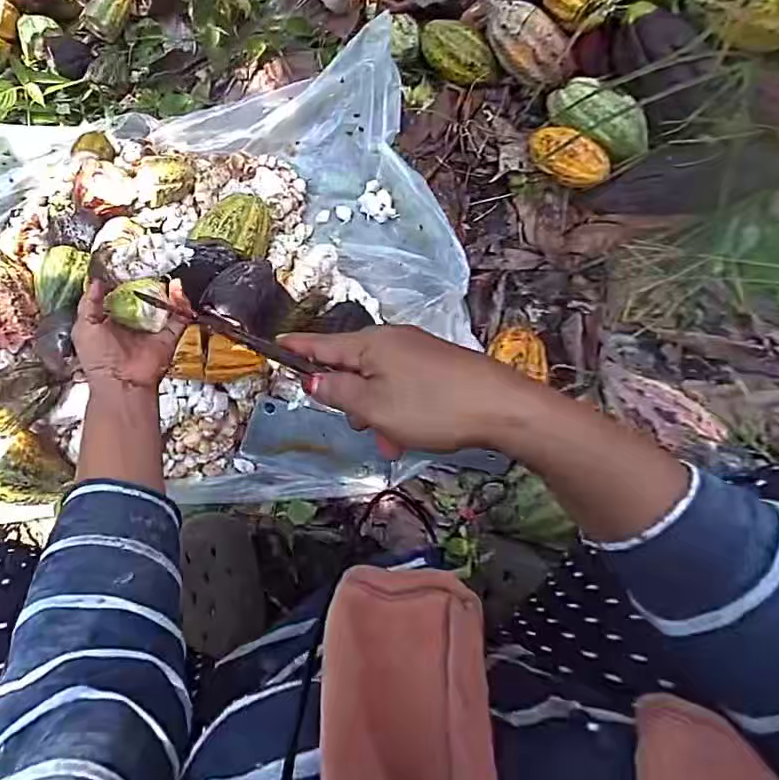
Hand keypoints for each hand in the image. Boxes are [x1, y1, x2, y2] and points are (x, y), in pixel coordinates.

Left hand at [73, 279, 188, 391]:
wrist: (121, 383)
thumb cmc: (98, 360)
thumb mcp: (84, 327)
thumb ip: (88, 303)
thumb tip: (95, 280)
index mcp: (111, 319)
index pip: (119, 294)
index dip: (123, 280)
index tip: (127, 266)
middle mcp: (133, 322)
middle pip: (144, 296)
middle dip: (148, 282)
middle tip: (149, 268)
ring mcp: (152, 328)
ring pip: (164, 303)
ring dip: (167, 290)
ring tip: (165, 277)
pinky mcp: (169, 335)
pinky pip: (179, 316)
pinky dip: (182, 304)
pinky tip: (177, 291)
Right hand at [277, 325, 556, 456]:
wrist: (503, 406)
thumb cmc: (432, 407)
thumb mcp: (374, 407)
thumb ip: (338, 392)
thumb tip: (313, 378)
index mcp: (370, 344)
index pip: (321, 344)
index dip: (297, 349)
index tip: (275, 345)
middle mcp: (391, 339)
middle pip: (352, 366)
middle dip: (350, 399)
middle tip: (365, 427)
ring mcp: (416, 350)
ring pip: (378, 381)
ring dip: (377, 411)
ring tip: (396, 439)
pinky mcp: (437, 364)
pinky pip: (402, 384)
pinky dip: (399, 408)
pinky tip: (415, 432)